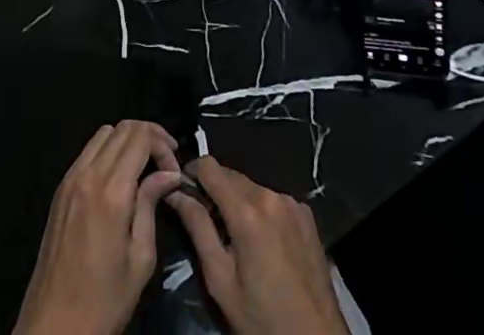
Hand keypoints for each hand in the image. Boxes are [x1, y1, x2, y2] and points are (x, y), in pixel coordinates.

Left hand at [14, 120, 182, 334]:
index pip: (140, 137)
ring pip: (103, 134)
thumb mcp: (140, 257)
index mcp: (110, 192)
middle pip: (122, 127)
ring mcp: (69, 181)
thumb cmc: (104, 300)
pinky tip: (121, 176)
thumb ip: (151, 205)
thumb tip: (169, 173)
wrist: (53, 328)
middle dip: (149, 136)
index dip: (163, 144)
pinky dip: (109, 151)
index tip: (175, 168)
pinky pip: (88, 152)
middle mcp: (87, 176)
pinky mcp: (60, 191)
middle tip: (166, 162)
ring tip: (146, 165)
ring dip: (128, 140)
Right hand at [165, 157, 349, 334]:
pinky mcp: (306, 214)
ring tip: (231, 232)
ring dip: (237, 199)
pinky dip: (260, 208)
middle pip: (232, 175)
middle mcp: (272, 196)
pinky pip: (273, 200)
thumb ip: (198, 228)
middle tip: (203, 217)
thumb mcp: (220, 278)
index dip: (192, 172)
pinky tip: (260, 238)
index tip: (182, 187)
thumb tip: (177, 194)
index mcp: (248, 212)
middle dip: (214, 188)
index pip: (211, 167)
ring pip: (253, 187)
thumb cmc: (261, 315)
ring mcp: (293, 203)